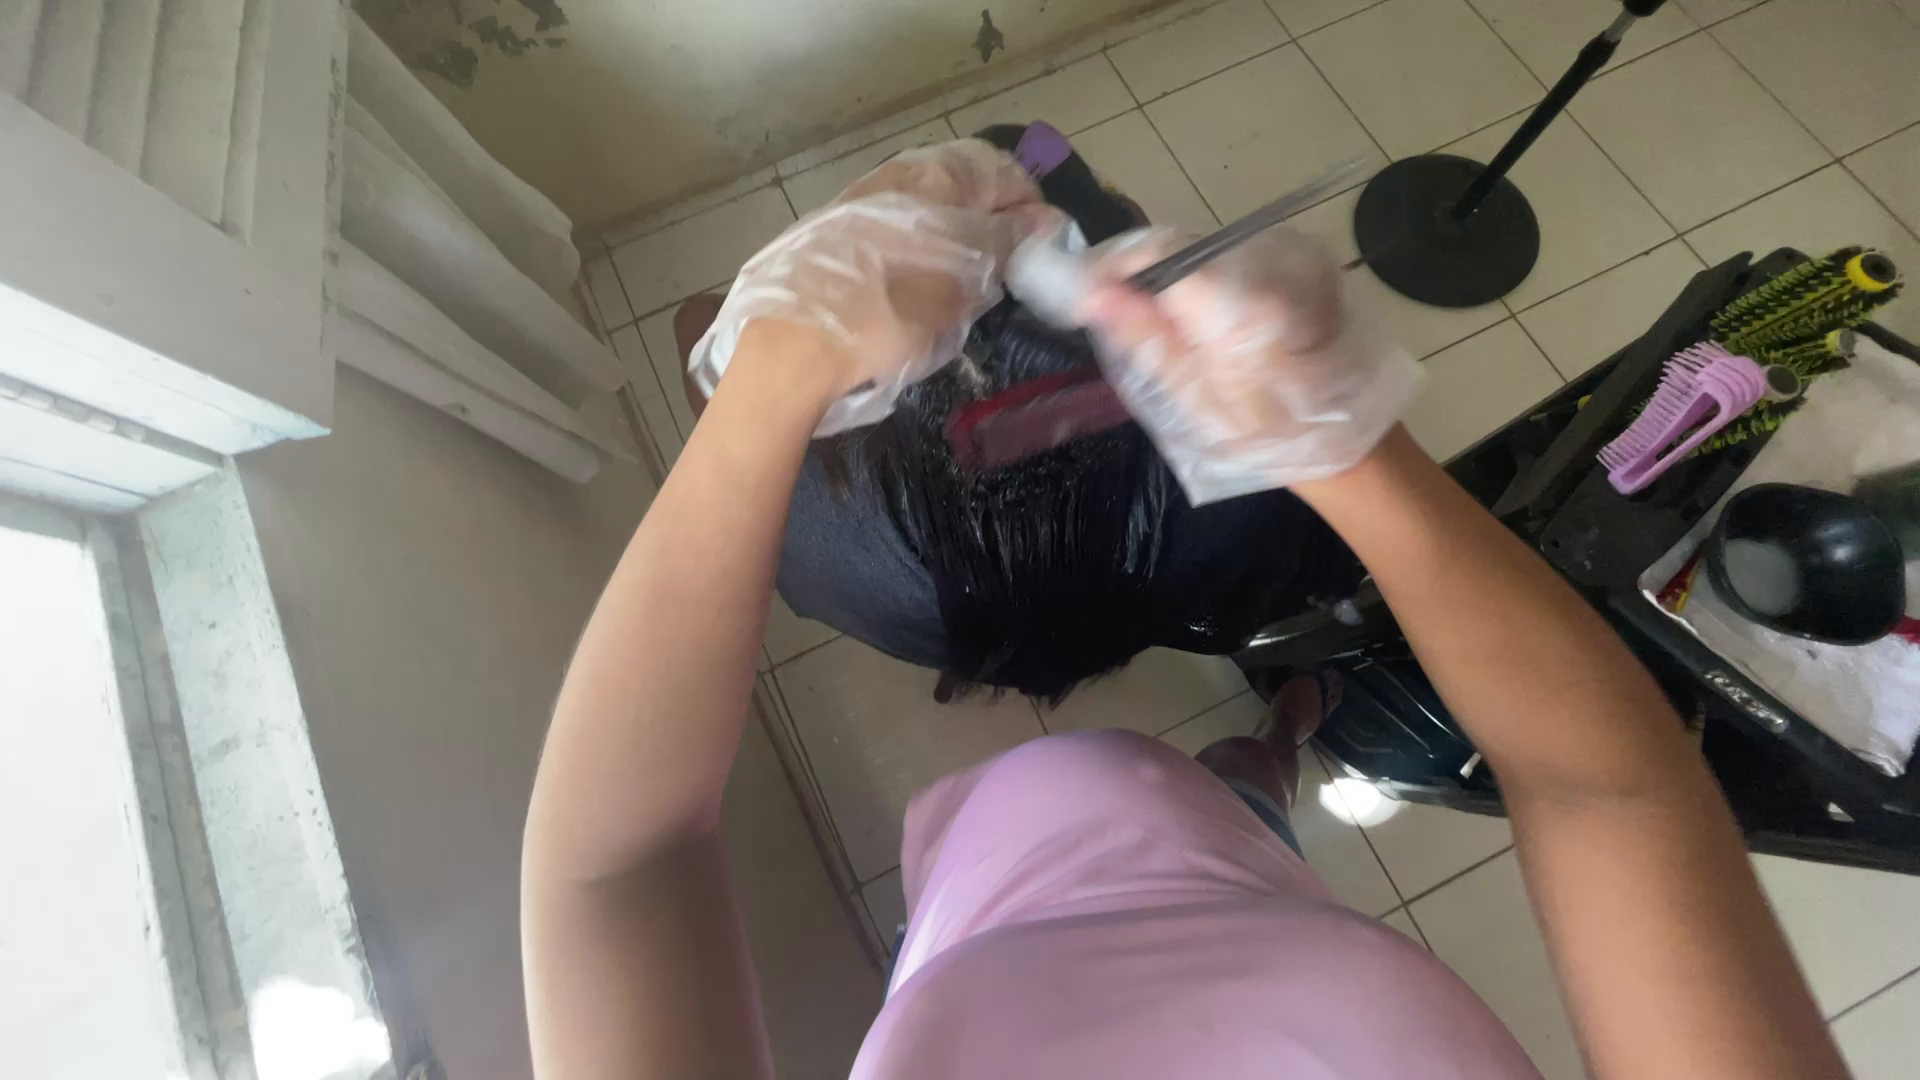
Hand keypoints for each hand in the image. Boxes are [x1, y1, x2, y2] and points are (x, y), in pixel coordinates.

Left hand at [688, 139, 1059, 435]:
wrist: (793, 346)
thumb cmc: (889, 315)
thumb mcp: (962, 284)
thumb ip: (1006, 245)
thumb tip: (1041, 223)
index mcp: (937, 176)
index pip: (1004, 171)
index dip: (1031, 208)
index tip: (1043, 249)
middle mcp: (898, 173)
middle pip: (963, 184)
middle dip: (992, 221)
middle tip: (1005, 269)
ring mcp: (861, 199)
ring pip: (927, 207)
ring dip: (954, 237)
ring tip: (962, 284)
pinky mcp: (834, 230)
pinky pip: (895, 229)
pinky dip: (918, 249)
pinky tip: (914, 286)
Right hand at [1075, 226, 1422, 503]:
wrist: (1343, 433)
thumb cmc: (1261, 432)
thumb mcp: (1194, 397)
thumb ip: (1145, 338)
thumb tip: (1092, 296)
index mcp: (1240, 307)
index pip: (1161, 255)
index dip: (1116, 266)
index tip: (1086, 290)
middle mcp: (1272, 264)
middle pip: (1183, 245)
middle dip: (1139, 269)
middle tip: (1109, 302)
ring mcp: (1295, 255)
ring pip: (1207, 246)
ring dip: (1170, 271)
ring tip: (1149, 309)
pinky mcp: (1306, 257)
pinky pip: (1235, 251)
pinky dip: (1205, 273)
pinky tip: (1198, 308)